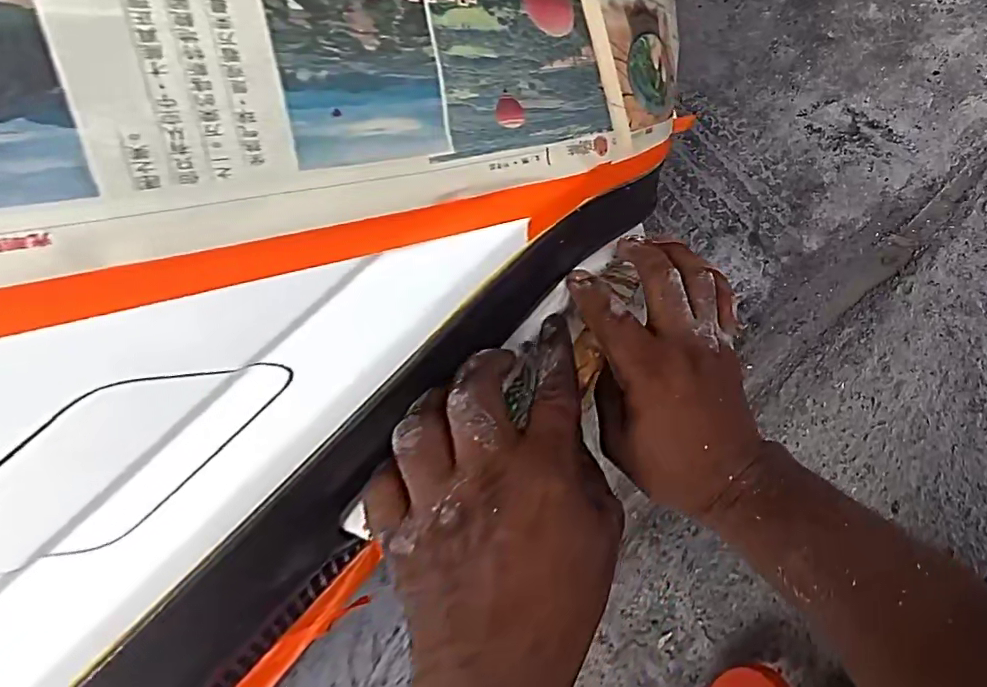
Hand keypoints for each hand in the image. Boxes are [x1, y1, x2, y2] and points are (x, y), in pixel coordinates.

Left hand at [362, 320, 621, 686]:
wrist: (503, 668)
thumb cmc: (562, 600)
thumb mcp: (603, 520)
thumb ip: (582, 468)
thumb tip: (567, 436)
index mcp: (546, 468)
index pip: (553, 386)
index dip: (556, 349)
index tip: (554, 332)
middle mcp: (488, 475)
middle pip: (475, 392)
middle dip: (488, 362)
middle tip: (499, 359)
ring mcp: (439, 504)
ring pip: (421, 426)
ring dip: (437, 399)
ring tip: (451, 394)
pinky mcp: (403, 537)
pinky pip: (383, 480)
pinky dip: (396, 459)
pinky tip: (415, 453)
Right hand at [570, 237, 766, 523]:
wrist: (729, 472)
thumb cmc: (670, 464)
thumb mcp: (617, 439)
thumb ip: (605, 391)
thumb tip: (599, 355)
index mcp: (649, 368)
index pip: (614, 317)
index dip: (591, 293)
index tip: (577, 277)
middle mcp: (683, 344)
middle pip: (664, 279)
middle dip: (642, 254)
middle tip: (624, 246)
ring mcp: (712, 339)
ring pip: (700, 278)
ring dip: (679, 254)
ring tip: (659, 242)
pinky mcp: (730, 342)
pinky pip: (725, 297)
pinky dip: (711, 276)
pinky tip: (697, 267)